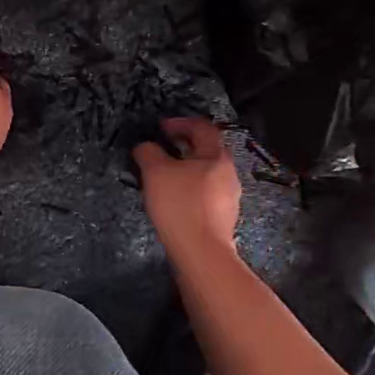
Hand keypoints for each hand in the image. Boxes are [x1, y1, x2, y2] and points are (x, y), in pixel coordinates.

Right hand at [134, 118, 241, 255]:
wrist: (201, 252)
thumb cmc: (180, 204)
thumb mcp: (155, 172)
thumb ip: (148, 152)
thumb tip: (146, 146)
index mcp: (216, 157)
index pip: (202, 127)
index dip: (180, 122)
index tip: (160, 127)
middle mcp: (228, 173)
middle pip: (207, 150)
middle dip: (183, 145)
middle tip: (161, 149)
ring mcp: (229, 197)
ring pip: (206, 173)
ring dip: (186, 168)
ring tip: (163, 175)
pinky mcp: (223, 216)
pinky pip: (205, 192)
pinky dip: (189, 188)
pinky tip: (173, 199)